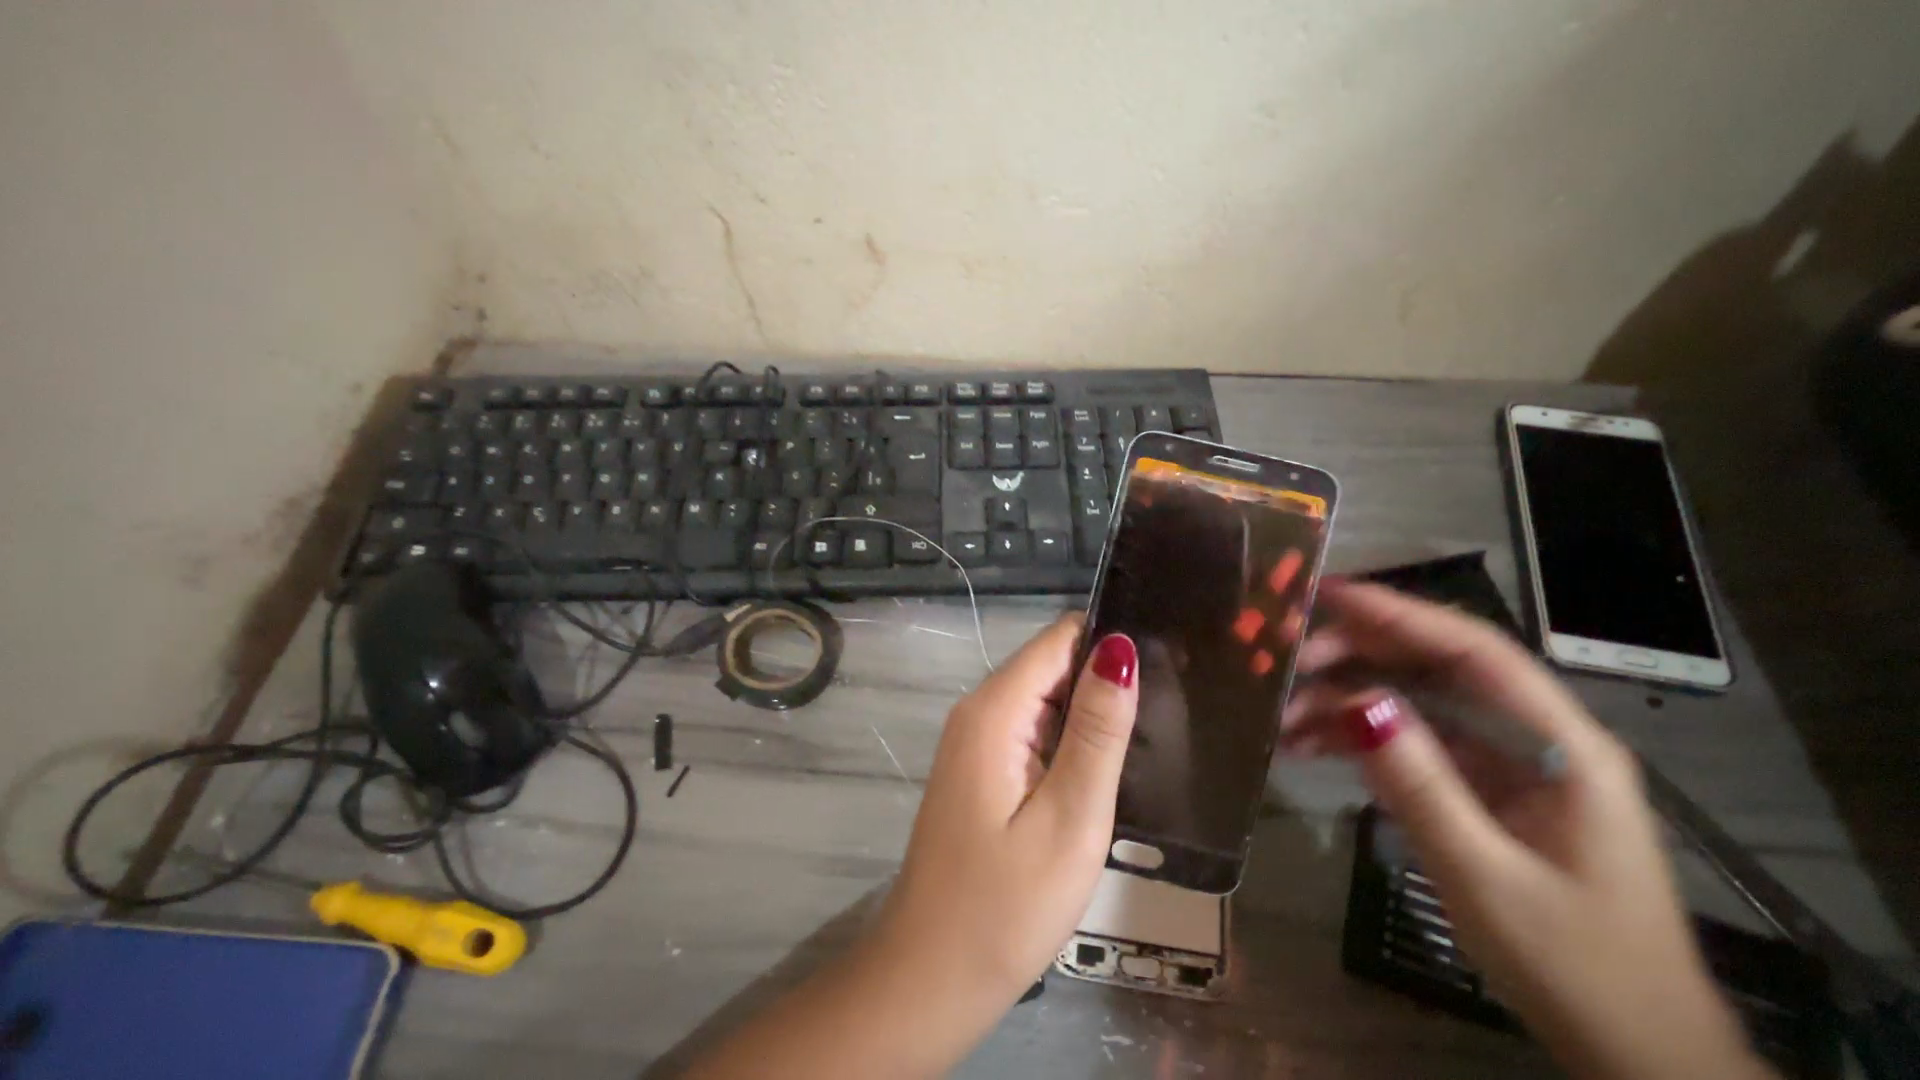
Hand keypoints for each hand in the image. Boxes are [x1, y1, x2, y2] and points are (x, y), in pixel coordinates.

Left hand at [682, 617, 1138, 1079]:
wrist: (932, 980)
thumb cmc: (1007, 907)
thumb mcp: (1069, 818)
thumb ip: (1096, 731)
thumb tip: (1121, 647)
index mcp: (994, 712)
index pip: (1061, 637)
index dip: (1114, 640)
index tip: (1174, 659)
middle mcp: (978, 715)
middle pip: (1054, 666)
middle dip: (1109, 679)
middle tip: (1180, 710)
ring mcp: (977, 747)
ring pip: (1047, 702)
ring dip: (1095, 715)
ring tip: (1161, 738)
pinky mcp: (984, 778)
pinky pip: (1035, 737)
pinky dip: (1073, 745)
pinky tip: (1113, 772)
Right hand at [1282, 582, 1774, 1079]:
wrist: (1639, 1051)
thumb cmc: (1577, 966)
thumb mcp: (1486, 877)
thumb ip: (1422, 787)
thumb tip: (1357, 703)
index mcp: (1563, 745)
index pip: (1474, 651)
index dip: (1400, 614)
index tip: (1326, 596)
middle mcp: (1540, 740)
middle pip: (1442, 669)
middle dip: (1360, 657)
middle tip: (1284, 663)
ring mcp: (1514, 768)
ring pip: (1423, 707)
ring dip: (1352, 703)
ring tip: (1280, 714)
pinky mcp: (1492, 796)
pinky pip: (1421, 749)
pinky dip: (1366, 744)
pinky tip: (1310, 747)